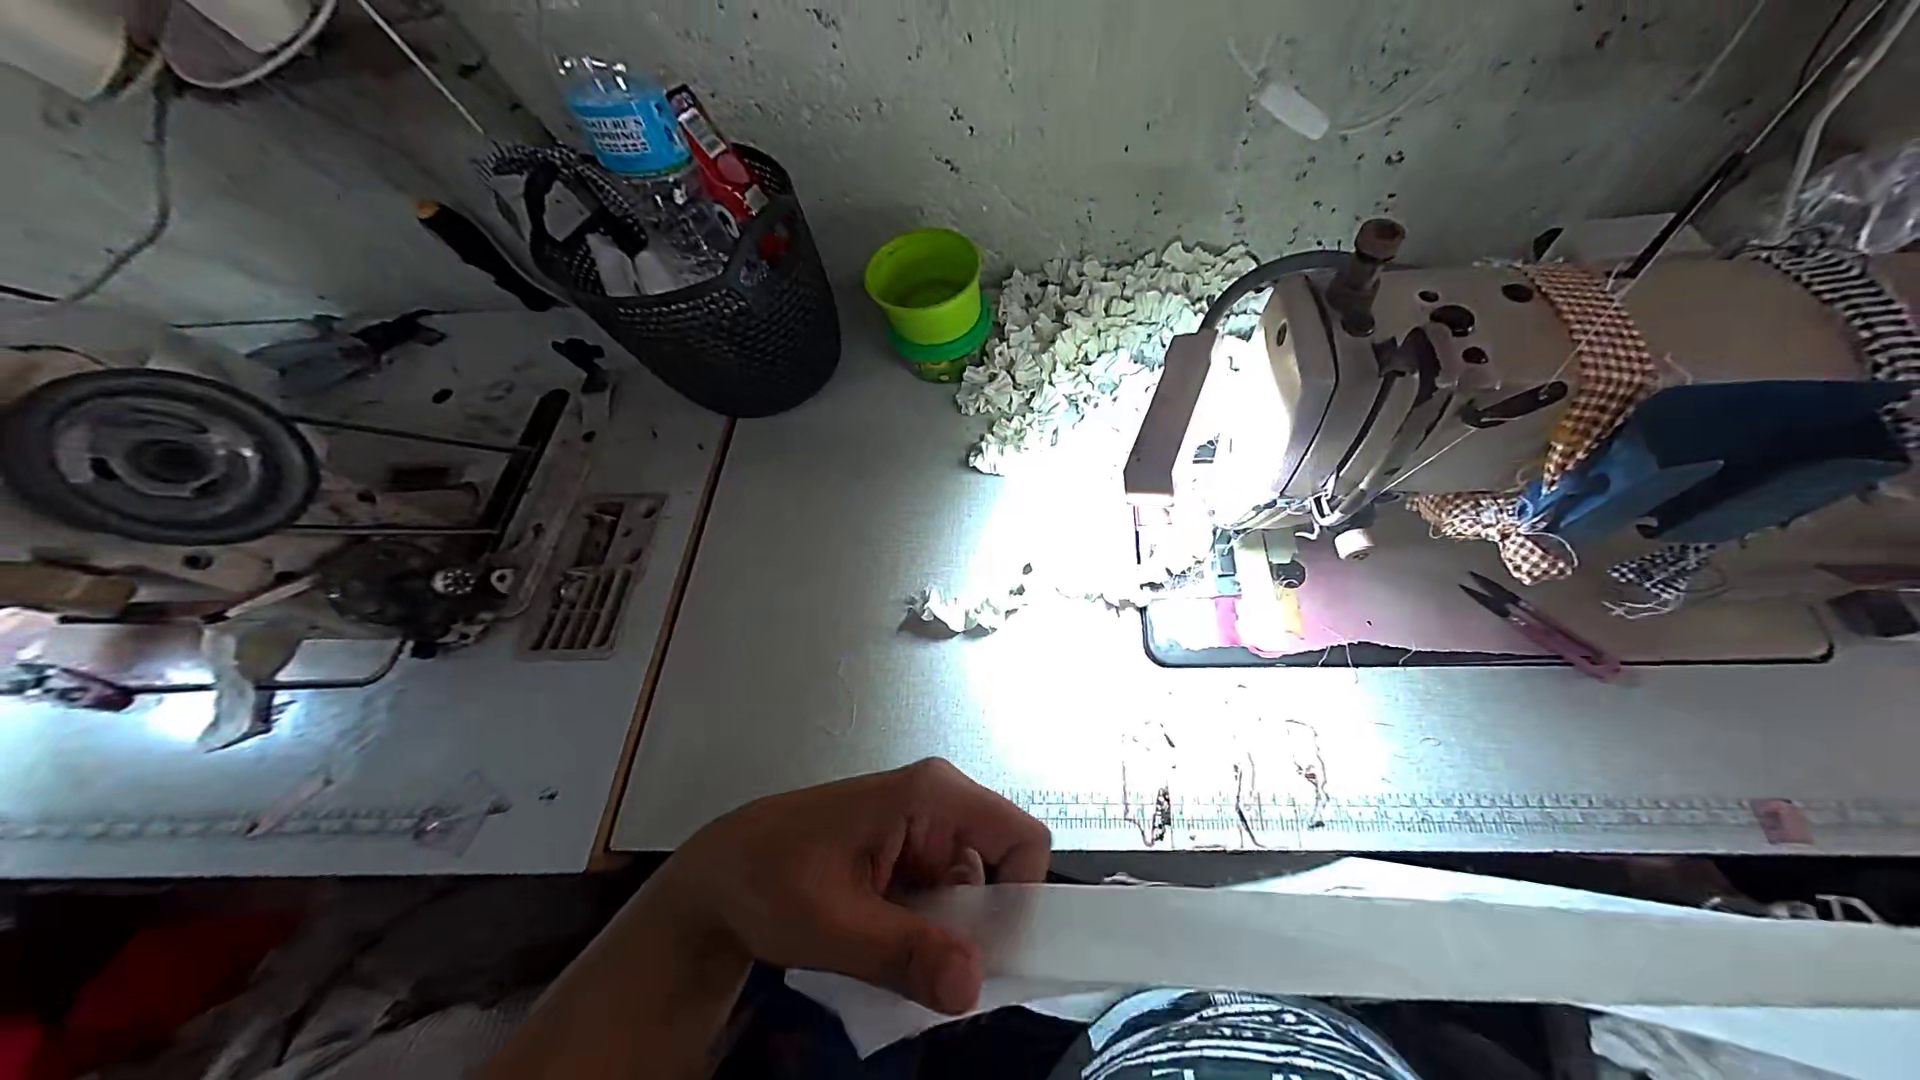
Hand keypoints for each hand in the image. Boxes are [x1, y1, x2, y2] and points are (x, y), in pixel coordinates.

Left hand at [652, 758, 1050, 1014]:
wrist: (719, 876)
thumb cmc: (767, 876)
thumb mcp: (832, 922)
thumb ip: (905, 952)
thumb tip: (973, 983)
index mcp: (930, 794)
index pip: (1020, 837)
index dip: (1023, 896)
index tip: (993, 955)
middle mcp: (938, 803)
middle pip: (1002, 869)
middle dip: (983, 928)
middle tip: (942, 975)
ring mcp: (924, 829)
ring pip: (976, 892)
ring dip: (953, 937)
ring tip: (905, 963)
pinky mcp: (910, 854)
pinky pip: (948, 899)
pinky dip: (933, 934)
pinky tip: (895, 951)